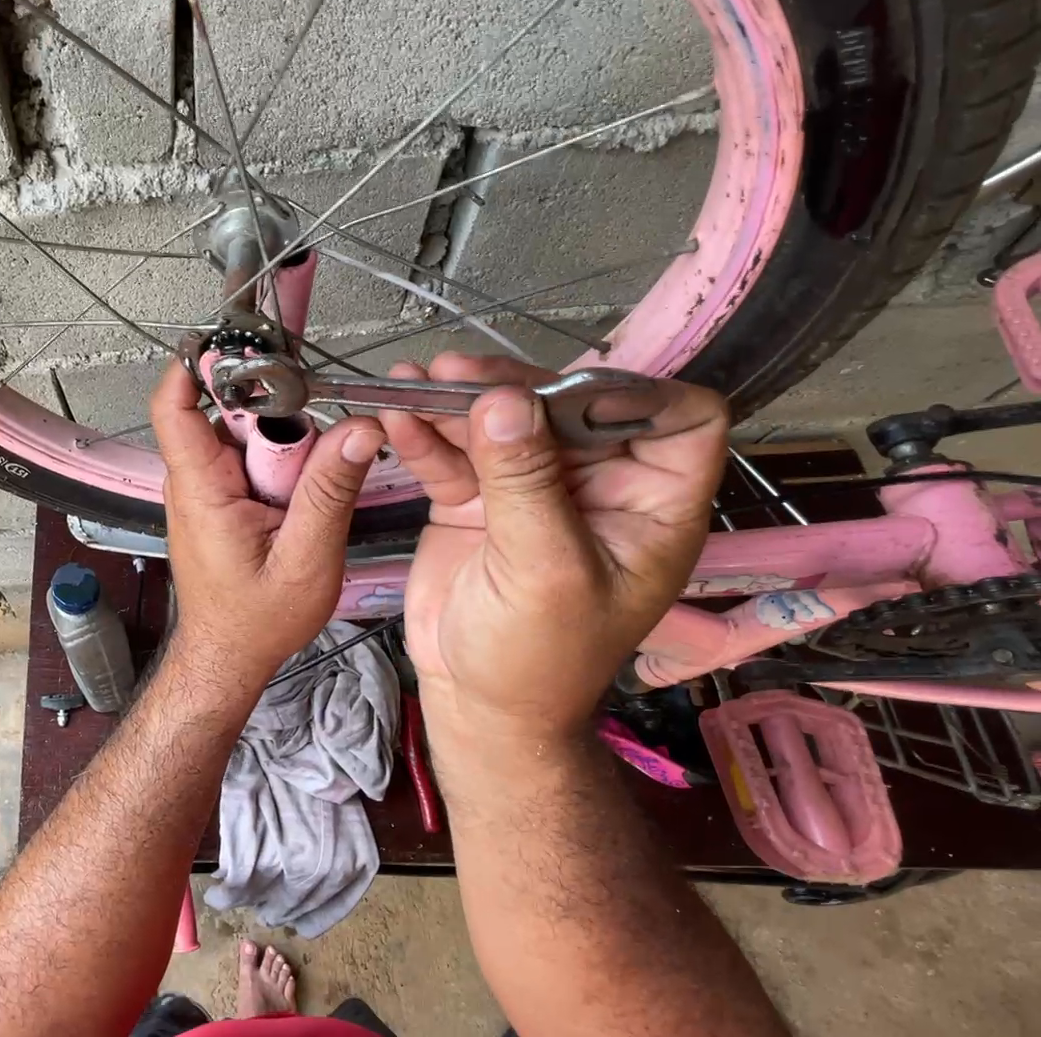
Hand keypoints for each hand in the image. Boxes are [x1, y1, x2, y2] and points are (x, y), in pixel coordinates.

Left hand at [151, 363, 385, 680]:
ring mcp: (205, 490)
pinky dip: (278, 467)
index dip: (193, 367)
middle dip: (274, 417)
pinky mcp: (219, 500)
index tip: (229, 342)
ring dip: (282, 448)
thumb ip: (330, 492)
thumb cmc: (254, 621)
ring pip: (245, 436)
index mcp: (202, 491)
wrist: (228, 655)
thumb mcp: (306, 560)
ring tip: (304, 490)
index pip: (175, 409)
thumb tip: (358, 430)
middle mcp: (194, 483)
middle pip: (229, 415)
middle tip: (309, 454)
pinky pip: (249, 460)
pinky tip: (297, 498)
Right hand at [380, 354, 728, 739]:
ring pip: (500, 425)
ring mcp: (528, 491)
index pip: (676, 418)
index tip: (559, 391)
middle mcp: (594, 486)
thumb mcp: (544, 570)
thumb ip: (525, 483)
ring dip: (455, 403)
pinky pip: (452, 455)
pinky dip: (424, 436)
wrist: (474, 700)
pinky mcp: (474, 502)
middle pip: (565, 409)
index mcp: (650, 504)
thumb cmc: (537, 656)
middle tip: (456, 372)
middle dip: (511, 386)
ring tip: (411, 383)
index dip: (630, 393)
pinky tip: (396, 419)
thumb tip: (503, 401)